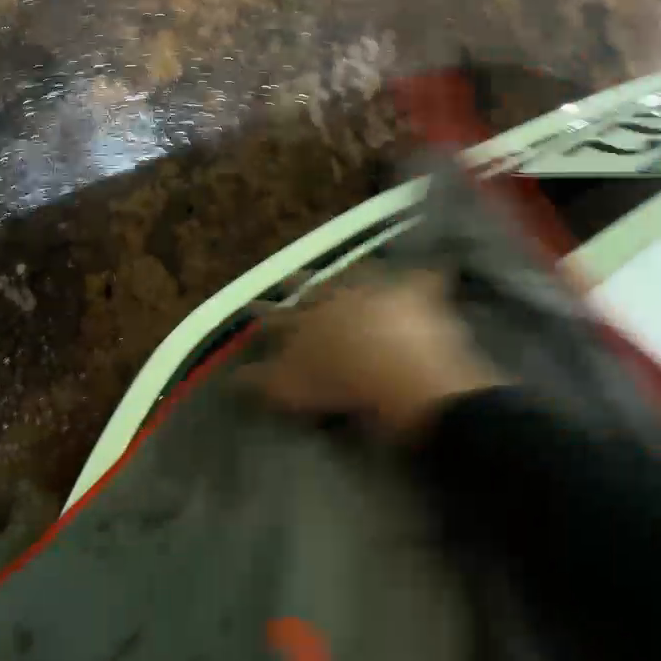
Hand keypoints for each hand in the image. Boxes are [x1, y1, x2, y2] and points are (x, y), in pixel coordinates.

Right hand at [242, 270, 506, 441]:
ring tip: (344, 269)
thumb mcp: (290, 391)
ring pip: (355, 276)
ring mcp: (375, 293)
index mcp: (302, 321)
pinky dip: (423, 276)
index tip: (249, 311)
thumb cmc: (344, 387)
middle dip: (296, 284)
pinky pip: (422, 279)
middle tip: (286, 280)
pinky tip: (429, 269)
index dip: (261, 316)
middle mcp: (333, 298)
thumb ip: (259, 381)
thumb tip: (231, 377)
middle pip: (309, 288)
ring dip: (349, 273)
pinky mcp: (417, 296)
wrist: (407, 380)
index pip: (274, 317)